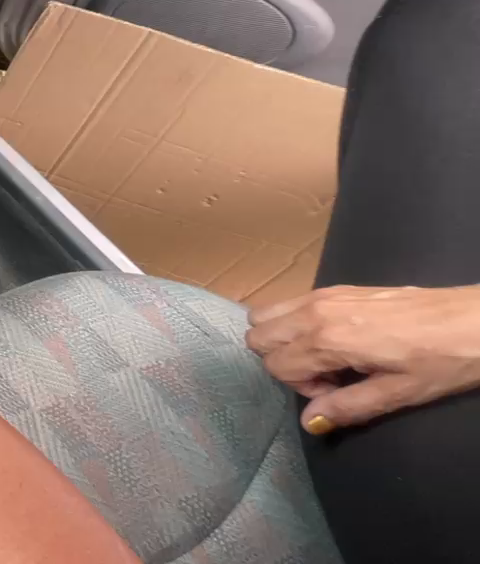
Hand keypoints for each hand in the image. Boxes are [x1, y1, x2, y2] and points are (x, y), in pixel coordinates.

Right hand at [246, 284, 479, 433]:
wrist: (479, 319)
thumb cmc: (448, 361)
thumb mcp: (405, 392)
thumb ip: (351, 406)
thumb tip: (309, 424)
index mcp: (327, 342)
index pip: (277, 366)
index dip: (304, 387)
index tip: (339, 392)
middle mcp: (309, 315)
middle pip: (256, 338)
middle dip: (283, 362)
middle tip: (328, 375)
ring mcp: (315, 297)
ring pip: (260, 316)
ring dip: (279, 339)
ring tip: (323, 354)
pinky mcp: (327, 289)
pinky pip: (282, 304)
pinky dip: (290, 323)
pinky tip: (333, 337)